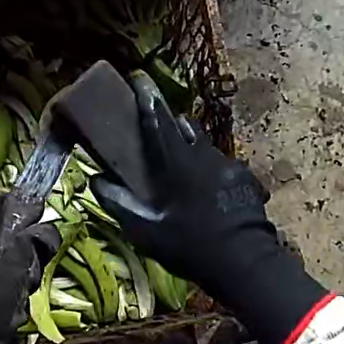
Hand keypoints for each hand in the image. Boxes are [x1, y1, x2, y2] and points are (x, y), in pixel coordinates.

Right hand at [92, 76, 327, 343]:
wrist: (246, 264)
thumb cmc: (190, 247)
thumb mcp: (147, 232)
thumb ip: (119, 204)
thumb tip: (95, 180)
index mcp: (178, 164)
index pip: (159, 122)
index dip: (147, 100)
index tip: (139, 79)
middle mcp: (205, 156)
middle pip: (186, 128)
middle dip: (172, 121)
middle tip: (161, 125)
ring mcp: (230, 166)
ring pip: (207, 147)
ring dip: (194, 147)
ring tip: (185, 162)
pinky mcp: (248, 180)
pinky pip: (226, 167)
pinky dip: (214, 171)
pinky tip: (212, 190)